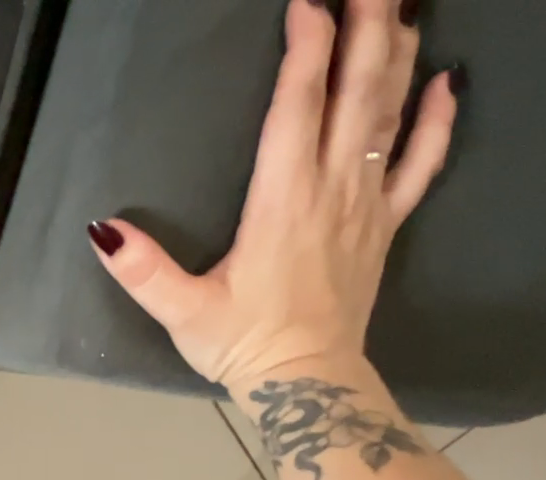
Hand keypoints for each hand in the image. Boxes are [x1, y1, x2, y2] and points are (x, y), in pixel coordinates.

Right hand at [87, 0, 460, 392]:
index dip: (305, 50)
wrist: (306, 377)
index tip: (305, 6)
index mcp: (282, 201)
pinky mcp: (384, 223)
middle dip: (365, 30)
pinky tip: (443, 82)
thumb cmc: (240, 342)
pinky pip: (421, 160)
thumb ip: (141, 270)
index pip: (298, 107)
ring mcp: (366, 204)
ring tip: (398, 10)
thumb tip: (102, 230)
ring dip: (397, 55)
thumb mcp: (179, 310)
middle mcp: (333, 189)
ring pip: (391, 113)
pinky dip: (437, 117)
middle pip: (357, 92)